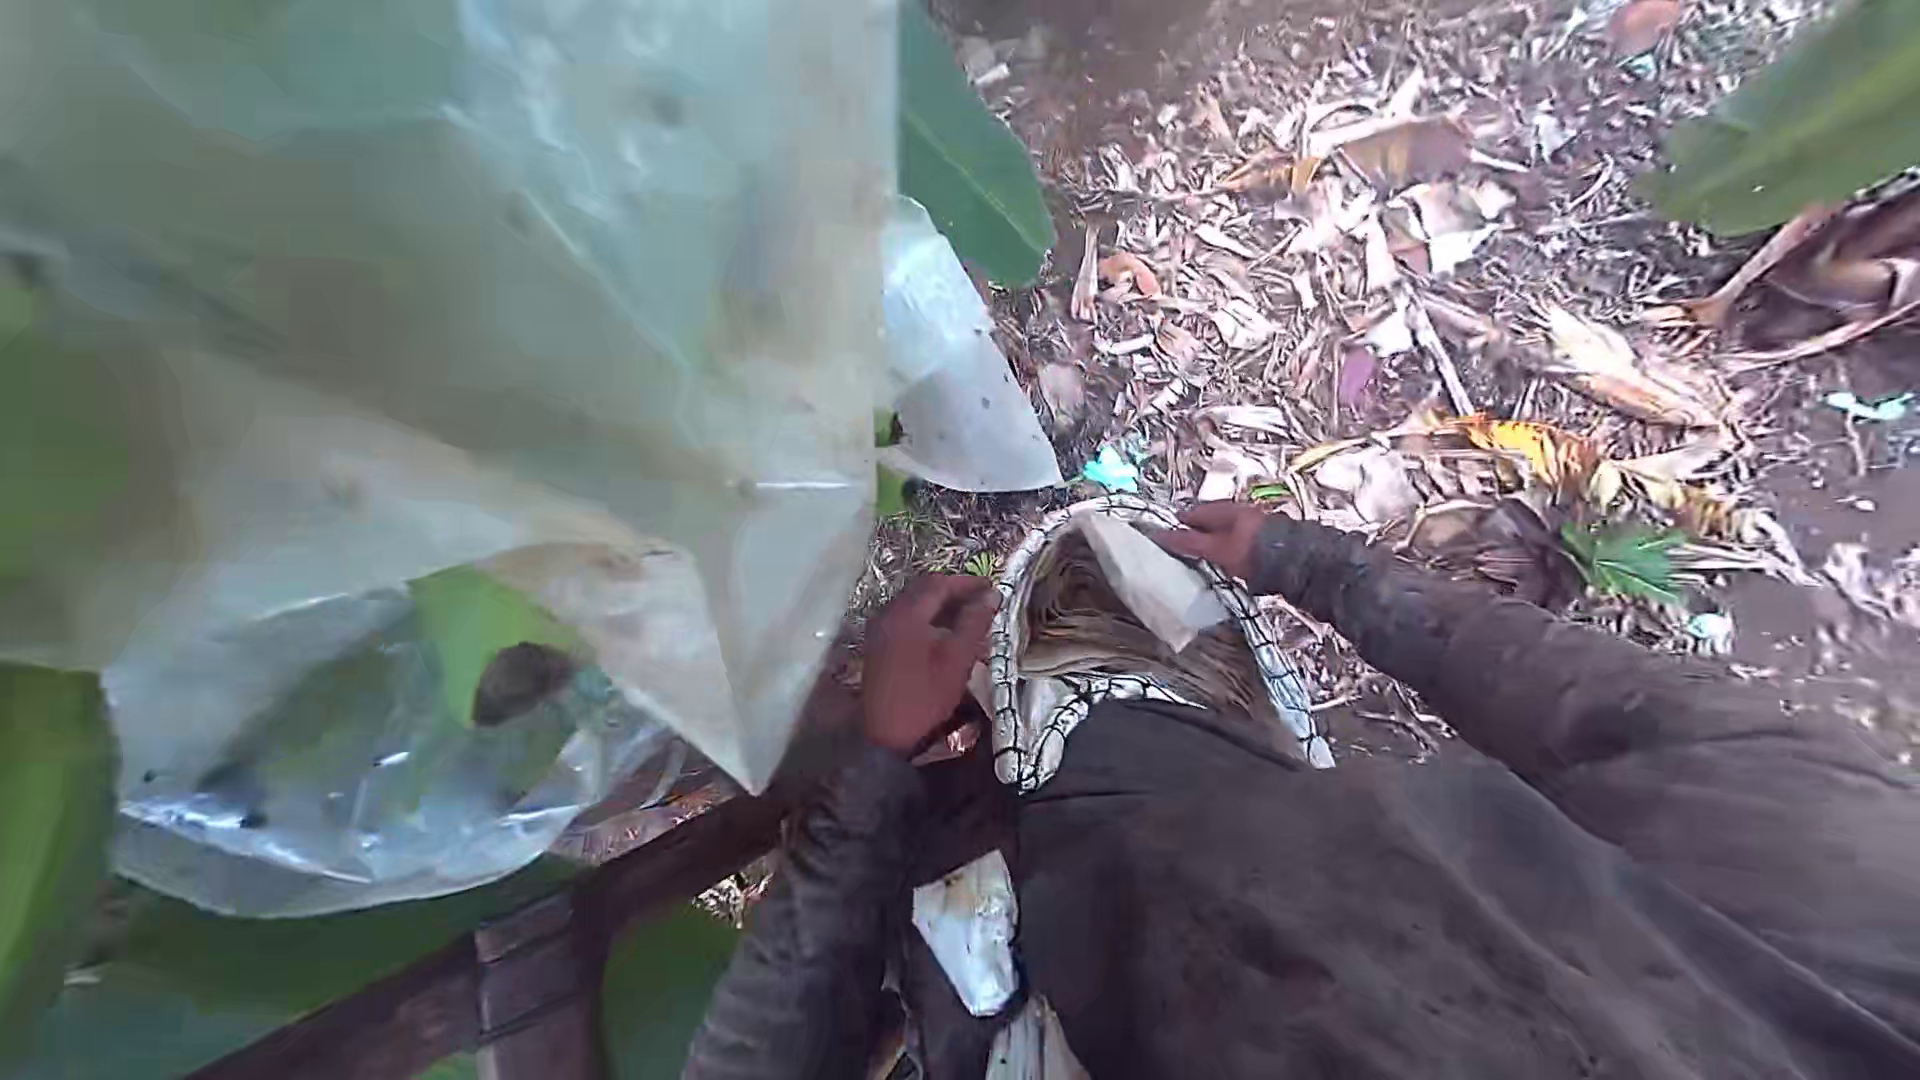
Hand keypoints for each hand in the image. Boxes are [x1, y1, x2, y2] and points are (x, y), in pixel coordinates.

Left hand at [863, 574, 999, 755]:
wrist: (887, 735)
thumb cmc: (925, 695)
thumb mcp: (958, 656)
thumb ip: (974, 621)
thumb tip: (991, 595)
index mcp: (905, 613)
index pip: (938, 583)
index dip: (967, 582)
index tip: (992, 588)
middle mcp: (888, 614)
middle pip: (924, 591)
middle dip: (955, 593)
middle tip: (982, 602)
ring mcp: (880, 631)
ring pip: (916, 607)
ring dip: (943, 608)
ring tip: (970, 620)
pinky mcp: (879, 647)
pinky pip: (907, 622)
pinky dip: (929, 622)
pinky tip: (948, 637)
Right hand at [1152, 502, 1268, 580]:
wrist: (1295, 561)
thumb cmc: (1250, 551)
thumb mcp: (1214, 548)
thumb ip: (1188, 542)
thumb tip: (1161, 535)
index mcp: (1223, 509)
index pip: (1192, 513)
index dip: (1178, 524)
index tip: (1166, 536)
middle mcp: (1239, 511)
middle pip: (1210, 519)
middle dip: (1196, 530)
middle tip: (1182, 545)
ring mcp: (1254, 524)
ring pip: (1225, 530)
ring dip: (1213, 540)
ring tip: (1203, 555)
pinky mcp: (1266, 539)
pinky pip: (1238, 541)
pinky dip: (1228, 548)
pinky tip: (1226, 560)